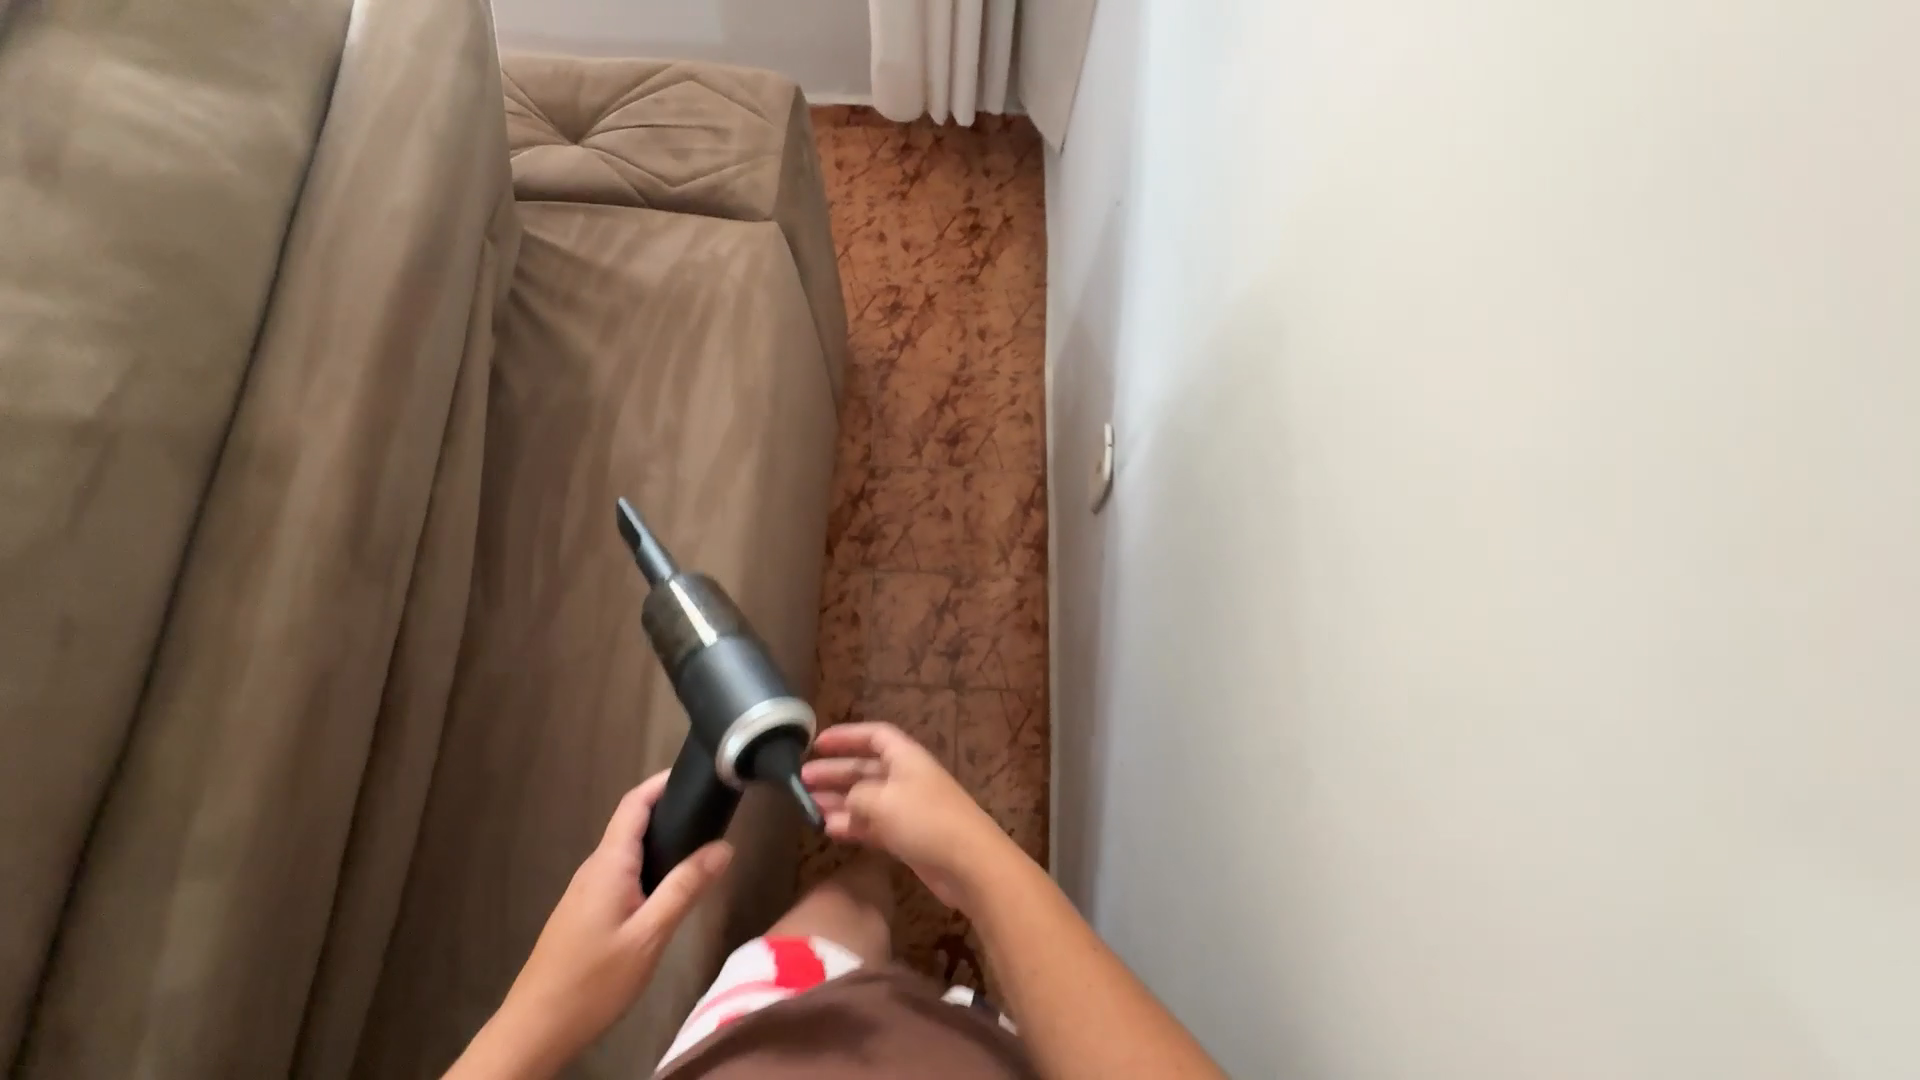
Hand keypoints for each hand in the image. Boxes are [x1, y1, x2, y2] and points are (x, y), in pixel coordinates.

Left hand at [453, 771, 732, 1077]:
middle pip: (632, 824)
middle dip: (669, 810)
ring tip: (701, 844)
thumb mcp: (649, 936)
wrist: (534, 1030)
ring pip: (628, 851)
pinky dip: (649, 865)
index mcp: (609, 864)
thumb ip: (685, 888)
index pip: (634, 804)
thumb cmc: (593, 981)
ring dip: (661, 840)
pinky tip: (670, 886)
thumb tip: (723, 847)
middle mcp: (594, 869)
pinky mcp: (585, 912)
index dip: (661, 782)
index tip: (695, 773)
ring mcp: (586, 891)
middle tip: (711, 810)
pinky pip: (622, 873)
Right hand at [802, 723, 1021, 910]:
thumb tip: (844, 800)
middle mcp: (906, 778)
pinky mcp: (907, 837)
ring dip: (838, 801)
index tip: (817, 742)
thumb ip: (856, 795)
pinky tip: (827, 829)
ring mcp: (907, 808)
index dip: (846, 736)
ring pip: (866, 798)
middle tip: (801, 780)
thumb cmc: (926, 820)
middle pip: (866, 768)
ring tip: (807, 805)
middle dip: (835, 772)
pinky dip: (852, 825)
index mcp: (906, 757)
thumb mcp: (882, 801)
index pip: (874, 736)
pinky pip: (873, 824)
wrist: (969, 863)